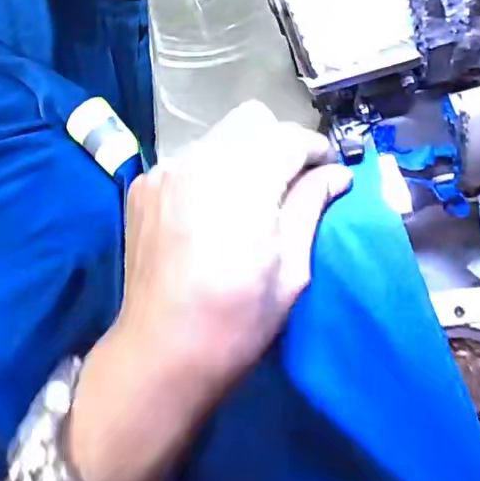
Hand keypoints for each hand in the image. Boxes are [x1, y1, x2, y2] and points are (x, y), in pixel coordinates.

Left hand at [68, 102, 351, 480]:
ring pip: (218, 141)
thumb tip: (336, 174)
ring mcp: (165, 170)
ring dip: (242, 160)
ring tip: (249, 201)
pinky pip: (188, 161)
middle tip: (291, 187)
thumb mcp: (291, 270)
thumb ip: (310, 207)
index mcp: (242, 183)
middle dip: (278, 150)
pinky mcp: (143, 184)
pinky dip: (207, 175)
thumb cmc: (236, 321)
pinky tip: (210, 211)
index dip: (314, 148)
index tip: (326, 169)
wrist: (159, 352)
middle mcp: (199, 162)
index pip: (288, 138)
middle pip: (252, 128)